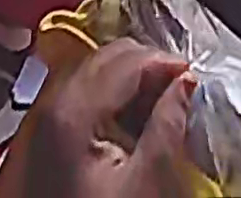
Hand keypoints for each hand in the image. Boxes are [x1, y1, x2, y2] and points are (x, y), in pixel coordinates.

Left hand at [25, 41, 195, 197]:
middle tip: (180, 89)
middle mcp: (55, 99)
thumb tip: (187, 82)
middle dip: (149, 65)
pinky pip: (86, 88)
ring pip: (98, 68)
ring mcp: (47, 113)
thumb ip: (168, 126)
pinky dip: (114, 92)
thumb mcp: (145, 186)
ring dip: (133, 76)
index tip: (194, 80)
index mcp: (75, 109)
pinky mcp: (48, 129)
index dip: (166, 64)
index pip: (130, 60)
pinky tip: (134, 117)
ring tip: (162, 102)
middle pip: (111, 56)